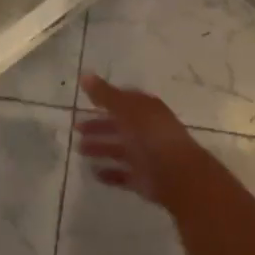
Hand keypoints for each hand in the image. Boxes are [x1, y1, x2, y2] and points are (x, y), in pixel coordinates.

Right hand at [76, 74, 207, 205]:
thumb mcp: (126, 109)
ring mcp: (146, 155)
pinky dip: (109, 173)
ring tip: (79, 149)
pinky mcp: (144, 179)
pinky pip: (123, 174)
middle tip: (77, 128)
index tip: (87, 101)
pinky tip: (93, 172)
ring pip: (119, 149)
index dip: (106, 100)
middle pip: (120, 126)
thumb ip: (105, 95)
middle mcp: (147, 130)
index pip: (125, 101)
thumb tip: (84, 75)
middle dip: (99, 125)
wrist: (177, 174)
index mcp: (146, 110)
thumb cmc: (152, 135)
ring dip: (101, 148)